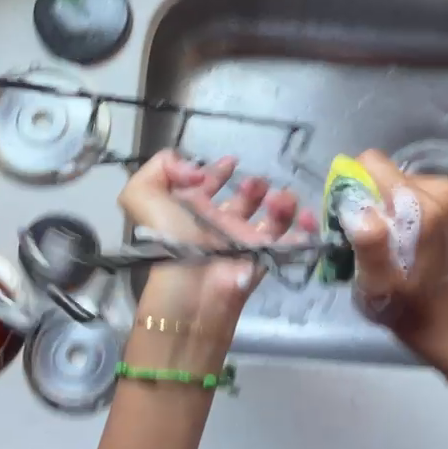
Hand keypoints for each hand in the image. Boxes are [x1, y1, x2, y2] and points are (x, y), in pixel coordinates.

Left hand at [120, 151, 315, 321]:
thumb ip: (160, 166)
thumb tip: (197, 169)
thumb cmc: (168, 239)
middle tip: (256, 184)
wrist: (190, 286)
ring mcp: (243, 240)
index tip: (231, 162)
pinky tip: (305, 217)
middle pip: (244, 199)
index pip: (209, 185)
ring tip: (279, 199)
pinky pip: (291, 241)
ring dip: (280, 202)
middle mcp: (218, 224)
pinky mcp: (264, 256)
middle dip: (254, 186)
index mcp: (191, 209)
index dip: (218, 171)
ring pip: (271, 216)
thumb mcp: (142, 195)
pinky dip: (304, 229)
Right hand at [339, 150, 447, 359]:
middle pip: (379, 171)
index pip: (370, 165)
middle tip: (361, 235)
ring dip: (374, 204)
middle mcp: (437, 189)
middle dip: (362, 198)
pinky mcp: (441, 197)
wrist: (434, 314)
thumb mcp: (375, 282)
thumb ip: (369, 244)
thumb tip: (358, 210)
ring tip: (377, 238)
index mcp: (421, 205)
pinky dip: (387, 207)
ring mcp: (442, 191)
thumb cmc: (399, 301)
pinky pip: (398, 188)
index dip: (351, 189)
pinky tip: (390, 234)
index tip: (349, 222)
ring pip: (387, 179)